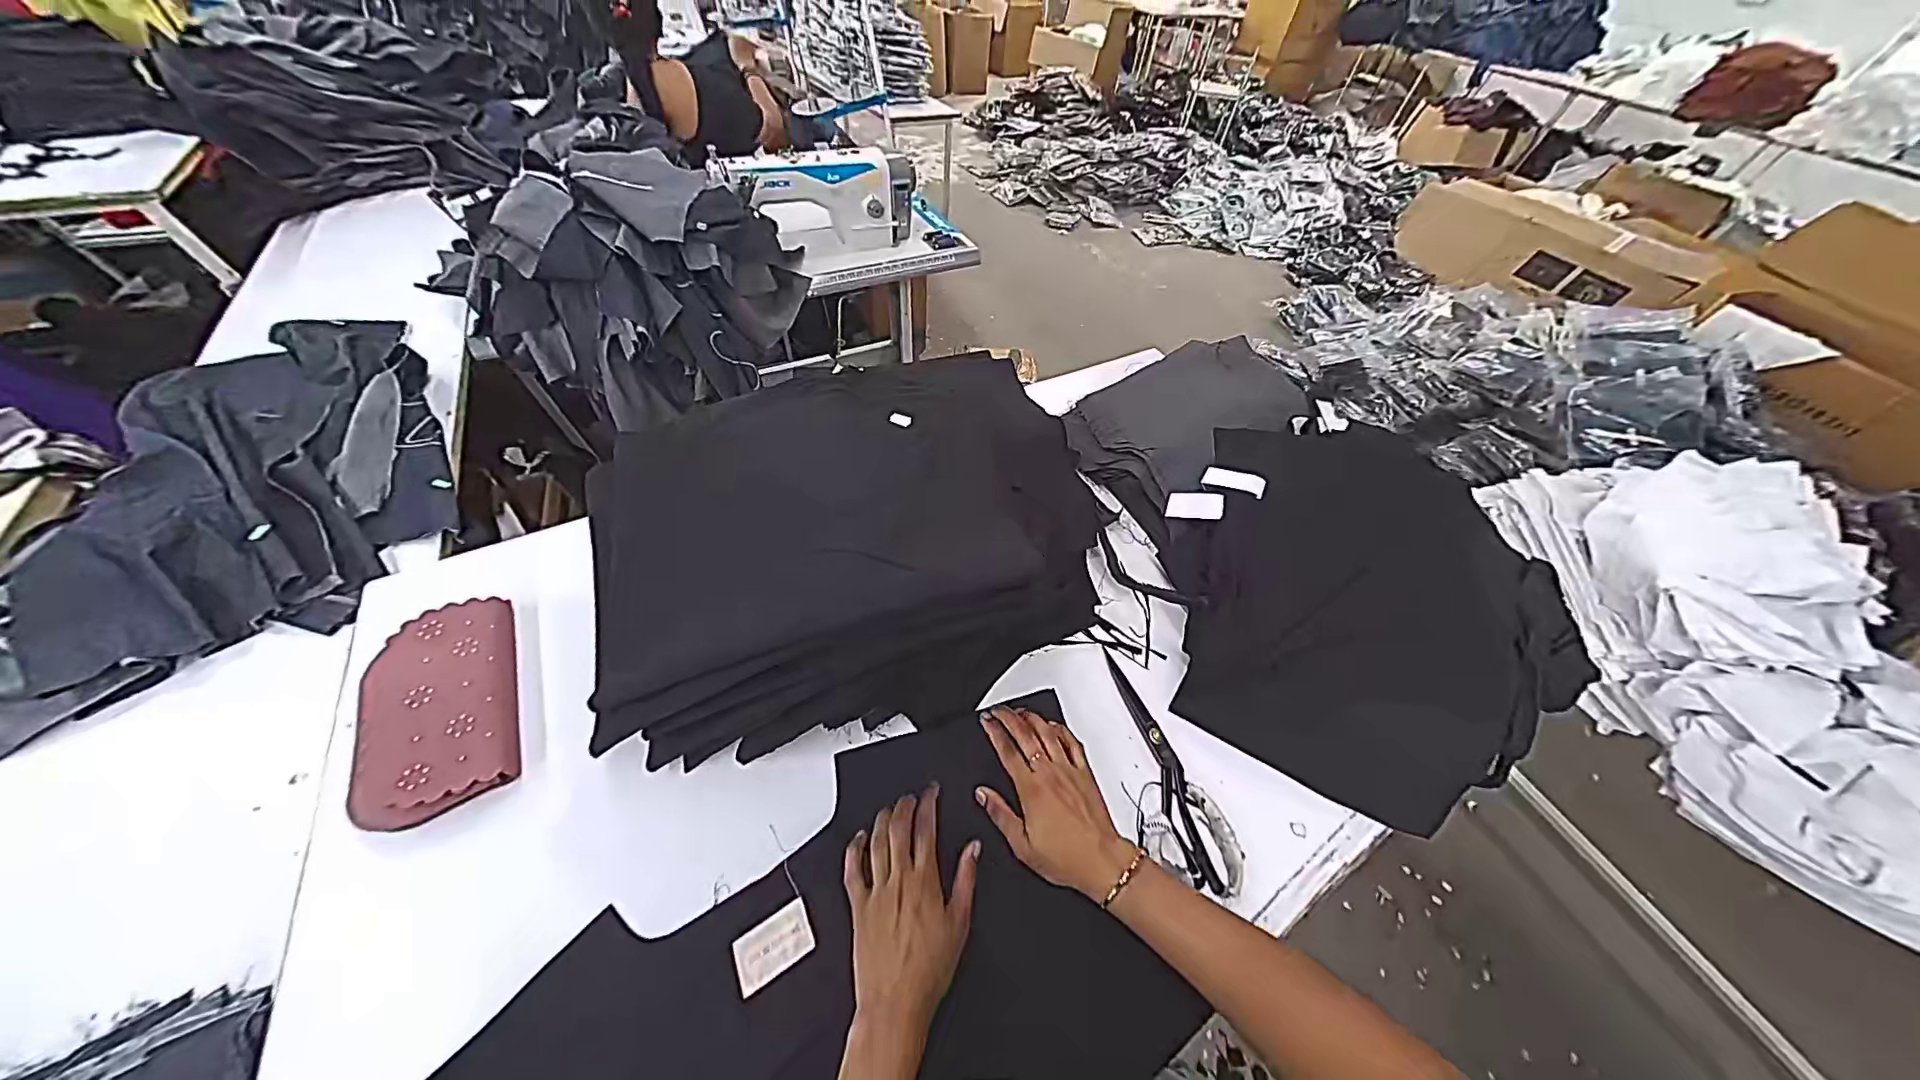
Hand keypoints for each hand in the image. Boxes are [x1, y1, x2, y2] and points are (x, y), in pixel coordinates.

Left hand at [842, 786, 978, 1042]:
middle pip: (898, 829)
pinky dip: (854, 849)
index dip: (928, 804)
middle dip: (904, 805)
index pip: (926, 830)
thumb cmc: (929, 969)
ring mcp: (876, 892)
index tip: (931, 793)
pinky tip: (858, 838)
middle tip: (910, 796)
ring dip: (882, 820)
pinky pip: (852, 869)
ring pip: (876, 842)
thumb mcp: (960, 922)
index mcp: (925, 882)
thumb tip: (972, 850)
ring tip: (889, 809)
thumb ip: (966, 879)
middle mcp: (899, 881)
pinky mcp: (858, 907)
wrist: (896, 1001)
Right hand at [975, 707, 1138, 902]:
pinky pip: (1072, 743)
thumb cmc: (1065, 857)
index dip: (994, 732)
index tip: (987, 722)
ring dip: (1032, 718)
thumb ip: (1000, 814)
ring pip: (1048, 733)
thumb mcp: (1022, 845)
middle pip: (1026, 734)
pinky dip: (1060, 729)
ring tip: (1020, 711)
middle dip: (1008, 718)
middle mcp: (1050, 774)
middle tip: (998, 711)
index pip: (1008, 751)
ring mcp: (1069, 770)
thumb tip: (983, 794)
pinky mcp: (1085, 773)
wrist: (1101, 860)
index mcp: (1031, 790)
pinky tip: (1053, 725)